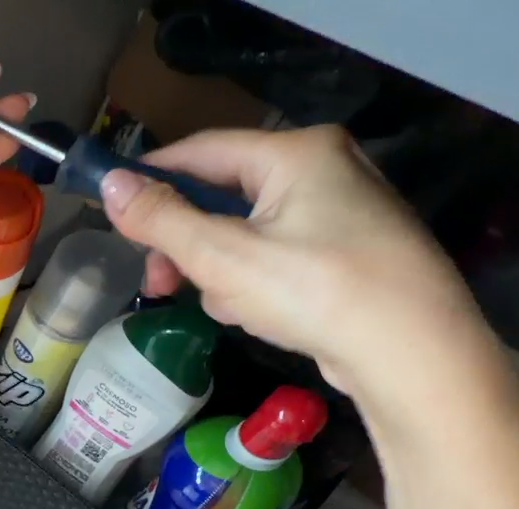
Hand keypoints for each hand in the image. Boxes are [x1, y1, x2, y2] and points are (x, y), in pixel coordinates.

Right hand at [102, 126, 500, 413]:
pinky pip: (272, 251)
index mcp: (296, 153)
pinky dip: (248, 278)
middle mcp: (323, 166)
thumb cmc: (312, 291)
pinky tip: (251, 311)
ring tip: (218, 305)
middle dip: (182, 240)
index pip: (200, 150)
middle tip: (158, 283)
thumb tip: (110, 185)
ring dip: (215, 267)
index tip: (110, 210)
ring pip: (243, 228)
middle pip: (221, 194)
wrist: (408, 348)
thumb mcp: (221, 256)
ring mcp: (340, 207)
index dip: (149, 177)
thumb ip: (161, 220)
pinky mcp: (346, 247)